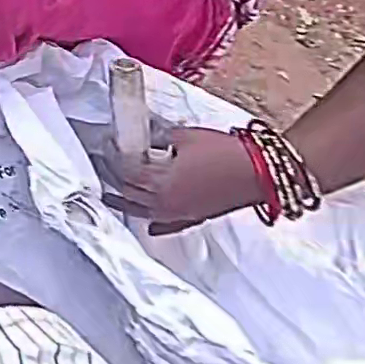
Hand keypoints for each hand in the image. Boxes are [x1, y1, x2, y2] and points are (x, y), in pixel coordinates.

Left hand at [105, 127, 264, 234]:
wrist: (260, 171)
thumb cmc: (221, 151)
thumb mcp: (180, 137)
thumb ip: (155, 138)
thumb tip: (140, 136)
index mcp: (161, 181)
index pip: (125, 172)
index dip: (112, 157)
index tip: (105, 145)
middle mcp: (167, 202)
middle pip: (131, 192)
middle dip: (115, 178)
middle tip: (104, 164)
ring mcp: (182, 213)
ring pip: (145, 212)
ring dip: (127, 202)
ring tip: (108, 195)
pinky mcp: (196, 217)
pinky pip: (170, 225)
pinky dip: (156, 225)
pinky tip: (147, 226)